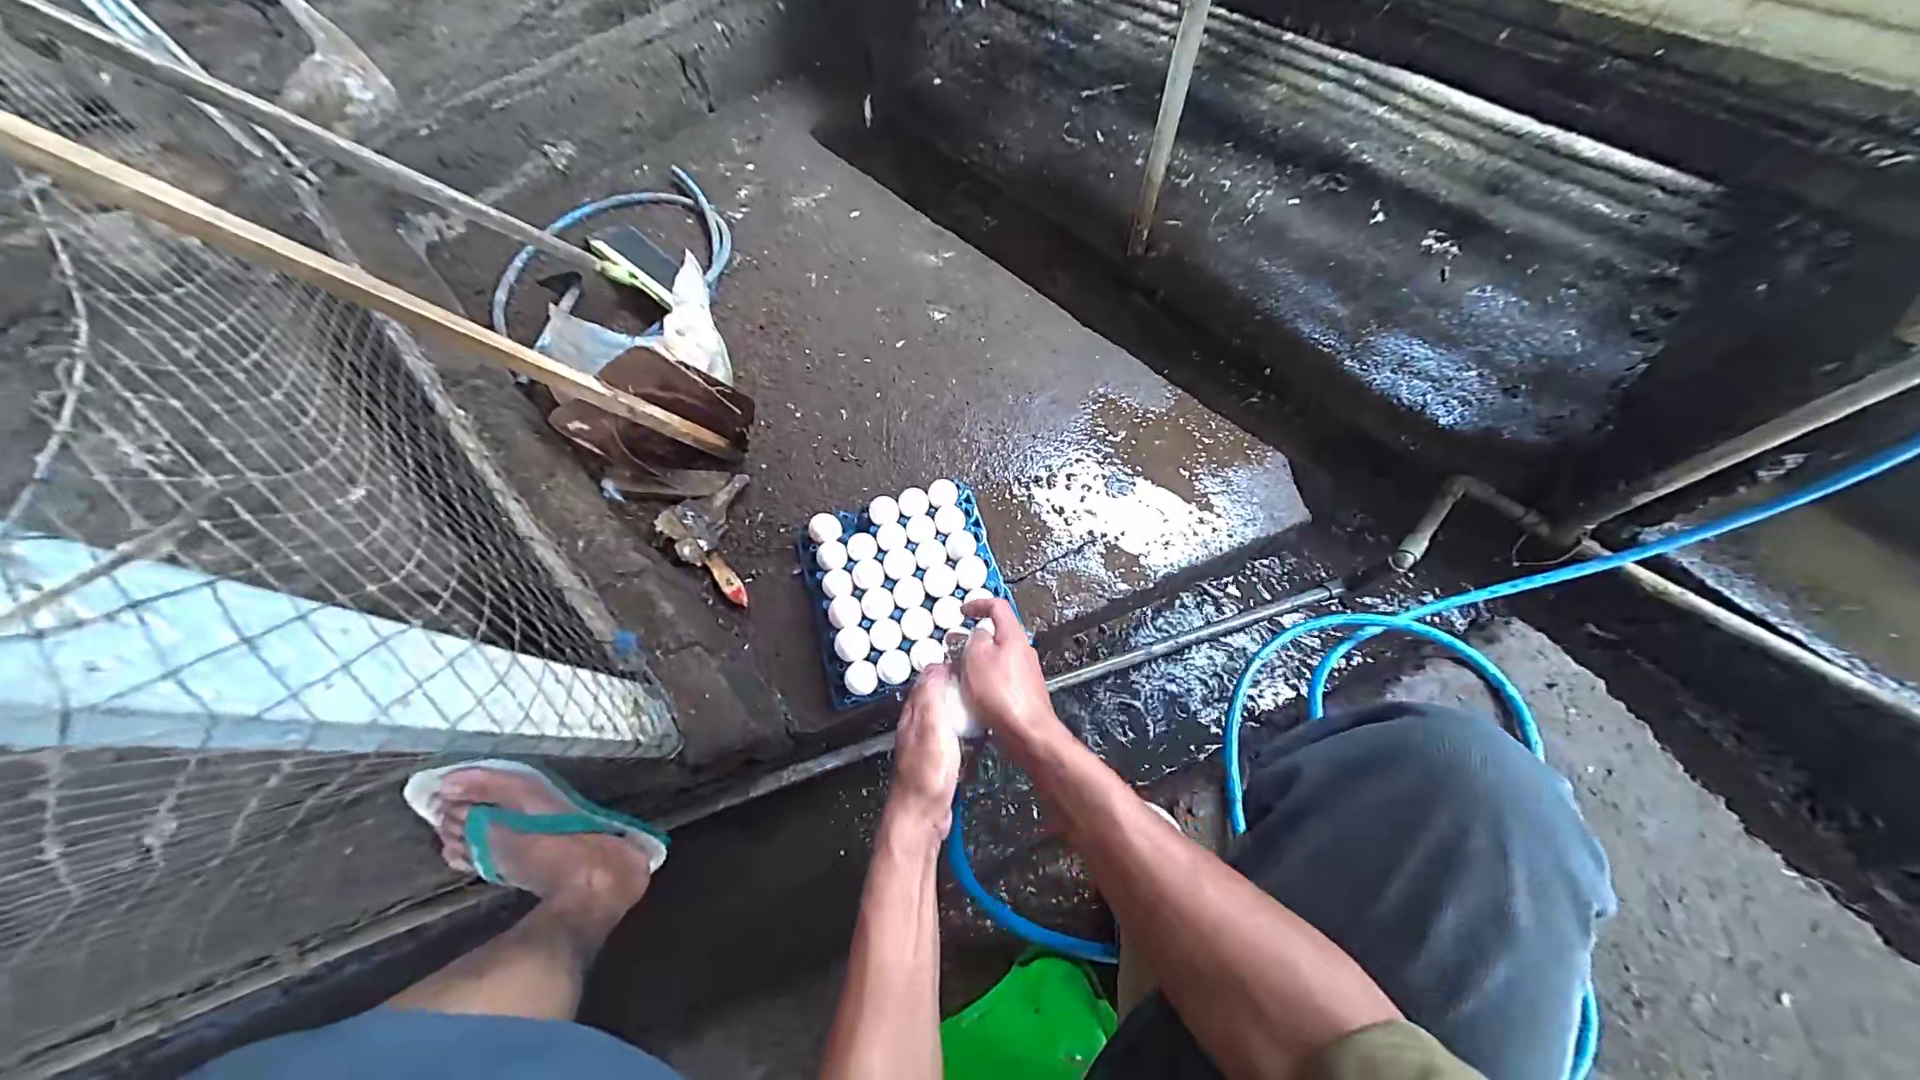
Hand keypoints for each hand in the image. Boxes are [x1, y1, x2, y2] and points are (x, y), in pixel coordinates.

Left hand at [888, 663, 963, 833]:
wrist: (921, 816)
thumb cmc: (926, 776)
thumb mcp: (933, 725)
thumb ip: (934, 695)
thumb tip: (939, 667)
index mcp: (915, 711)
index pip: (930, 676)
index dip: (950, 668)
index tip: (970, 666)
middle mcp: (918, 724)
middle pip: (939, 694)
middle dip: (958, 688)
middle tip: (979, 686)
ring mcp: (927, 742)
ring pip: (947, 715)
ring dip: (962, 711)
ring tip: (980, 709)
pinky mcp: (937, 759)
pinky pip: (953, 737)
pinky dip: (965, 734)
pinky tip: (974, 740)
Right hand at [958, 597, 1064, 752]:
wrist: (1026, 732)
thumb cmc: (1003, 696)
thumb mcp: (977, 657)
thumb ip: (975, 638)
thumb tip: (975, 634)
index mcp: (1014, 636)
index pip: (998, 607)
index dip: (978, 604)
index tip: (964, 611)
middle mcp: (1023, 651)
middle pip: (997, 634)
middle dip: (974, 638)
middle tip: (957, 646)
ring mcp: (1024, 673)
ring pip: (996, 658)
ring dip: (977, 661)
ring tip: (961, 673)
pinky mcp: (1021, 693)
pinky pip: (998, 679)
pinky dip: (983, 681)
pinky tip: (973, 695)